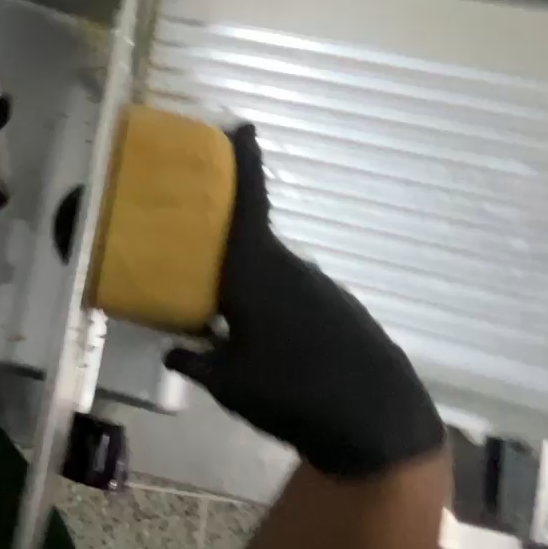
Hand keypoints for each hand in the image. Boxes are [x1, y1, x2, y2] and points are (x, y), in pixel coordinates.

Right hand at [165, 125, 444, 479]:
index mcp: (255, 270)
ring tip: (226, 303)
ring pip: (271, 270)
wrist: (378, 423)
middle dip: (224, 234)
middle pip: (251, 237)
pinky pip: (293, 293)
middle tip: (194, 238)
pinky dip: (275, 301)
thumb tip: (170, 351)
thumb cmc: (290, 391)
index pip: (249, 202)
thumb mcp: (228, 383)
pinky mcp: (338, 311)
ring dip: (249, 277)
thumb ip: (195, 361)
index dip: (244, 162)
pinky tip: (269, 337)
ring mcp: (317, 288)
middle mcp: (287, 267)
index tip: (241, 125)